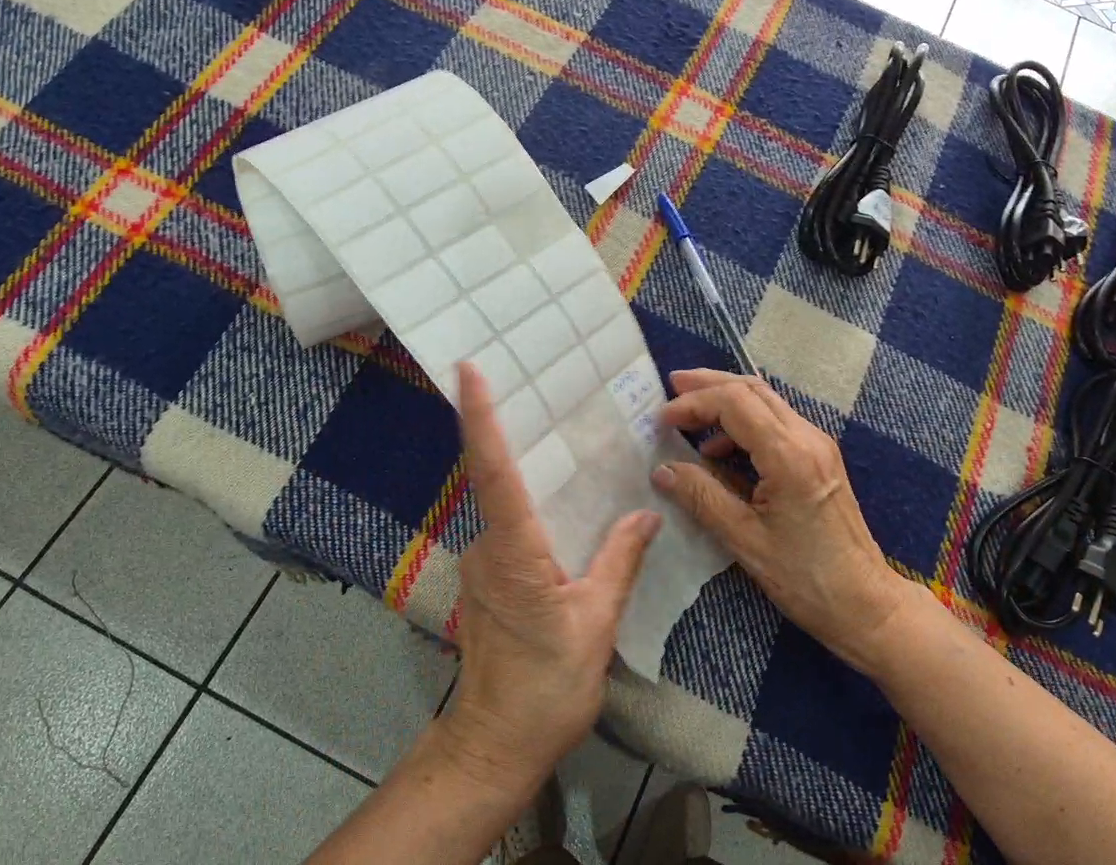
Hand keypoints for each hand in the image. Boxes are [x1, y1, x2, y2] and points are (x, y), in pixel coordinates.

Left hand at [441, 362, 661, 787]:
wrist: (497, 744)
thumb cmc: (547, 687)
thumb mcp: (596, 623)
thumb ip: (619, 561)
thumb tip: (645, 515)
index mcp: (514, 551)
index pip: (493, 471)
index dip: (480, 418)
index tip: (469, 371)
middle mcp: (487, 548)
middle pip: (494, 479)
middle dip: (508, 432)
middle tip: (537, 388)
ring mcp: (481, 566)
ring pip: (505, 507)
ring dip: (530, 478)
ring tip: (568, 444)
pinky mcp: (486, 582)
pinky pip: (510, 531)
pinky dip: (534, 512)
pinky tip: (568, 511)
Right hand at [648, 369, 917, 672]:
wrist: (865, 602)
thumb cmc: (805, 578)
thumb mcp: (745, 540)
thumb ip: (702, 497)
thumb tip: (663, 470)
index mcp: (789, 455)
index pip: (734, 402)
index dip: (694, 403)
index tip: (661, 420)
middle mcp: (808, 438)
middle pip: (753, 389)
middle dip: (709, 384)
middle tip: (671, 387)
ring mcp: (819, 446)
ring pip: (767, 402)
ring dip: (726, 401)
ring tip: (687, 418)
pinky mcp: (821, 459)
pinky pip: (777, 424)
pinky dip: (743, 424)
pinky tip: (718, 451)